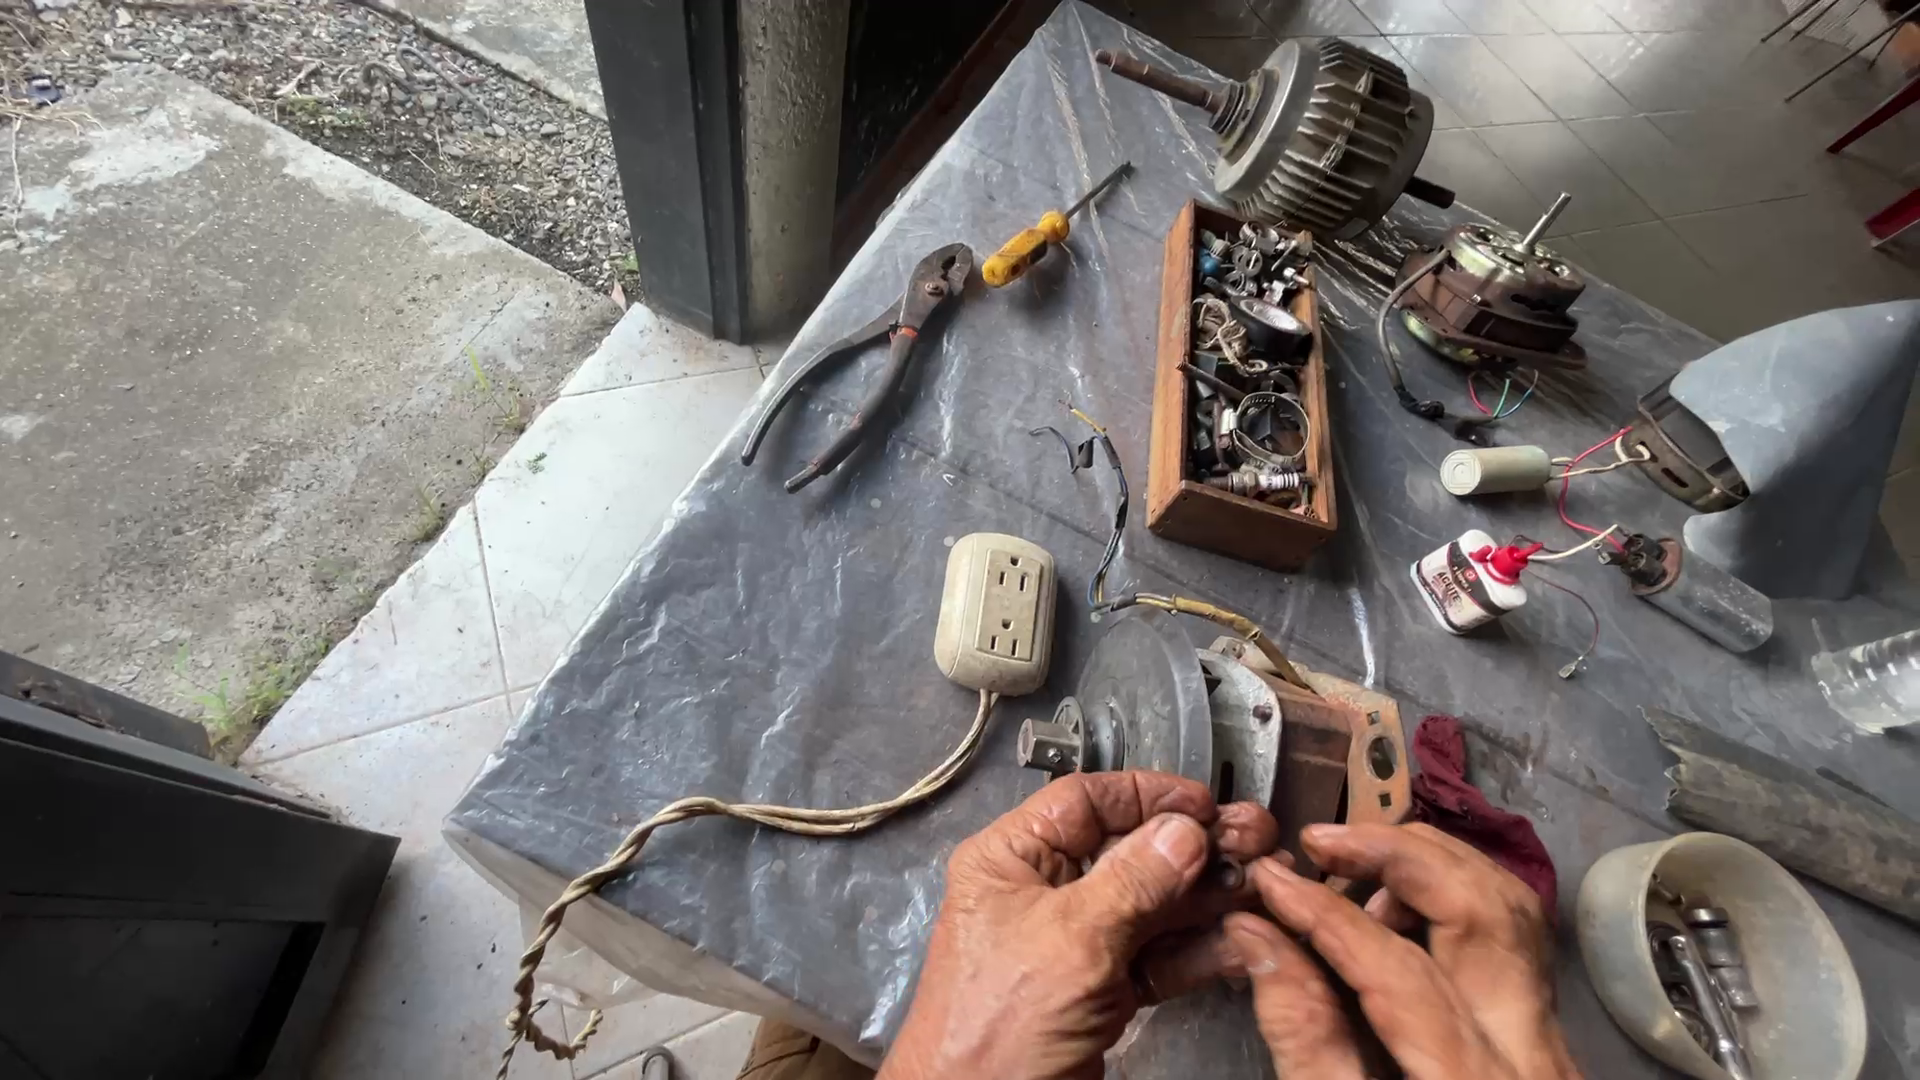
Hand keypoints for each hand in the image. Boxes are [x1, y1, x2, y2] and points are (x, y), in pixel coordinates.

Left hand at [878, 770, 1280, 1079]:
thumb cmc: (1002, 1020)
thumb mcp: (1070, 940)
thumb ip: (1132, 882)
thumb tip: (1185, 829)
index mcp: (1012, 857)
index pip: (1084, 802)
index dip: (1146, 795)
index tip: (1203, 800)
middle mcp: (1042, 889)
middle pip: (1126, 850)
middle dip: (1191, 845)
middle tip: (1255, 835)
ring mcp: (1074, 940)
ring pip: (1149, 903)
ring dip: (1206, 893)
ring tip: (1264, 876)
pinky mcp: (1100, 989)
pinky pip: (1155, 955)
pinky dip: (1199, 948)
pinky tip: (1243, 936)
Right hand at [1223, 822, 1579, 1079]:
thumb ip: (1301, 1035)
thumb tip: (1254, 932)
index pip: (1395, 965)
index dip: (1322, 912)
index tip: (1268, 878)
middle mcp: (1537, 1053)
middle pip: (1486, 908)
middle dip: (1395, 854)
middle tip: (1320, 841)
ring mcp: (1550, 1037)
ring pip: (1507, 904)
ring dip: (1424, 863)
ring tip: (1350, 866)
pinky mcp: (1541, 1027)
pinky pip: (1503, 928)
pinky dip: (1442, 889)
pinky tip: (1387, 906)